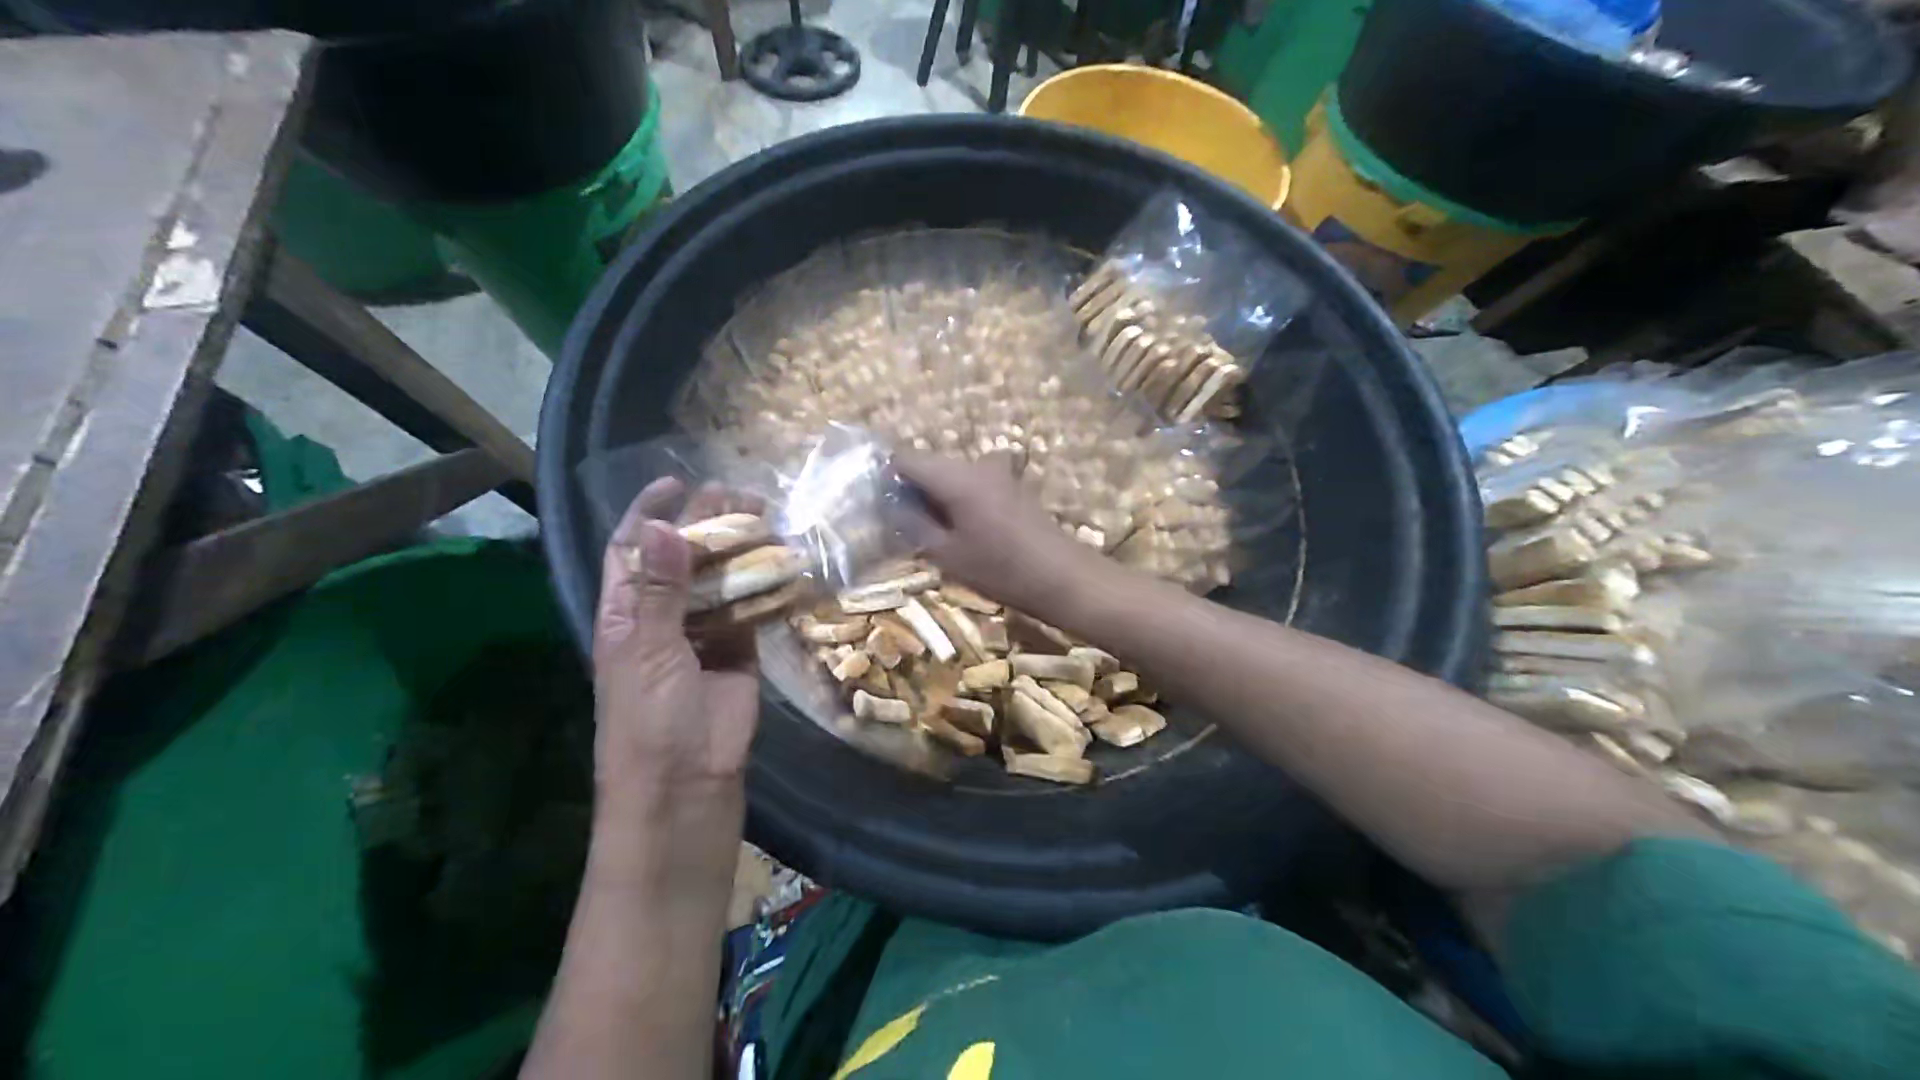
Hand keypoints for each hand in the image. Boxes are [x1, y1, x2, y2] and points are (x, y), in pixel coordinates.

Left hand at [592, 478, 760, 801]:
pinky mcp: (741, 652)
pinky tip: (788, 565)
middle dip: (706, 525)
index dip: (649, 513)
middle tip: (739, 496)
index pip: (632, 550)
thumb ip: (661, 591)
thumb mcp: (649, 651)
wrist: (688, 786)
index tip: (677, 483)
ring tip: (768, 521)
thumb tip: (661, 526)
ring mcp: (705, 634)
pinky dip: (769, 590)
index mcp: (626, 614)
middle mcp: (664, 617)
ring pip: (723, 581)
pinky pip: (754, 611)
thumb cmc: (650, 719)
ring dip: (742, 552)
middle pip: (684, 559)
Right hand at [894, 451, 1103, 616]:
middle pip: (929, 466)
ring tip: (931, 534)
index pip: (905, 458)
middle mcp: (975, 463)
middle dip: (912, 490)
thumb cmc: (1000, 568)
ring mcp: (997, 473)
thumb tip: (891, 506)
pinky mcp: (1011, 486)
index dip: (886, 477)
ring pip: (951, 477)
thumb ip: (913, 524)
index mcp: (955, 476)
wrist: (1062, 577)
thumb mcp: (946, 554)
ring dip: (936, 498)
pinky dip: (958, 502)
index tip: (879, 505)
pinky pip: (972, 485)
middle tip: (901, 526)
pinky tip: (961, 532)